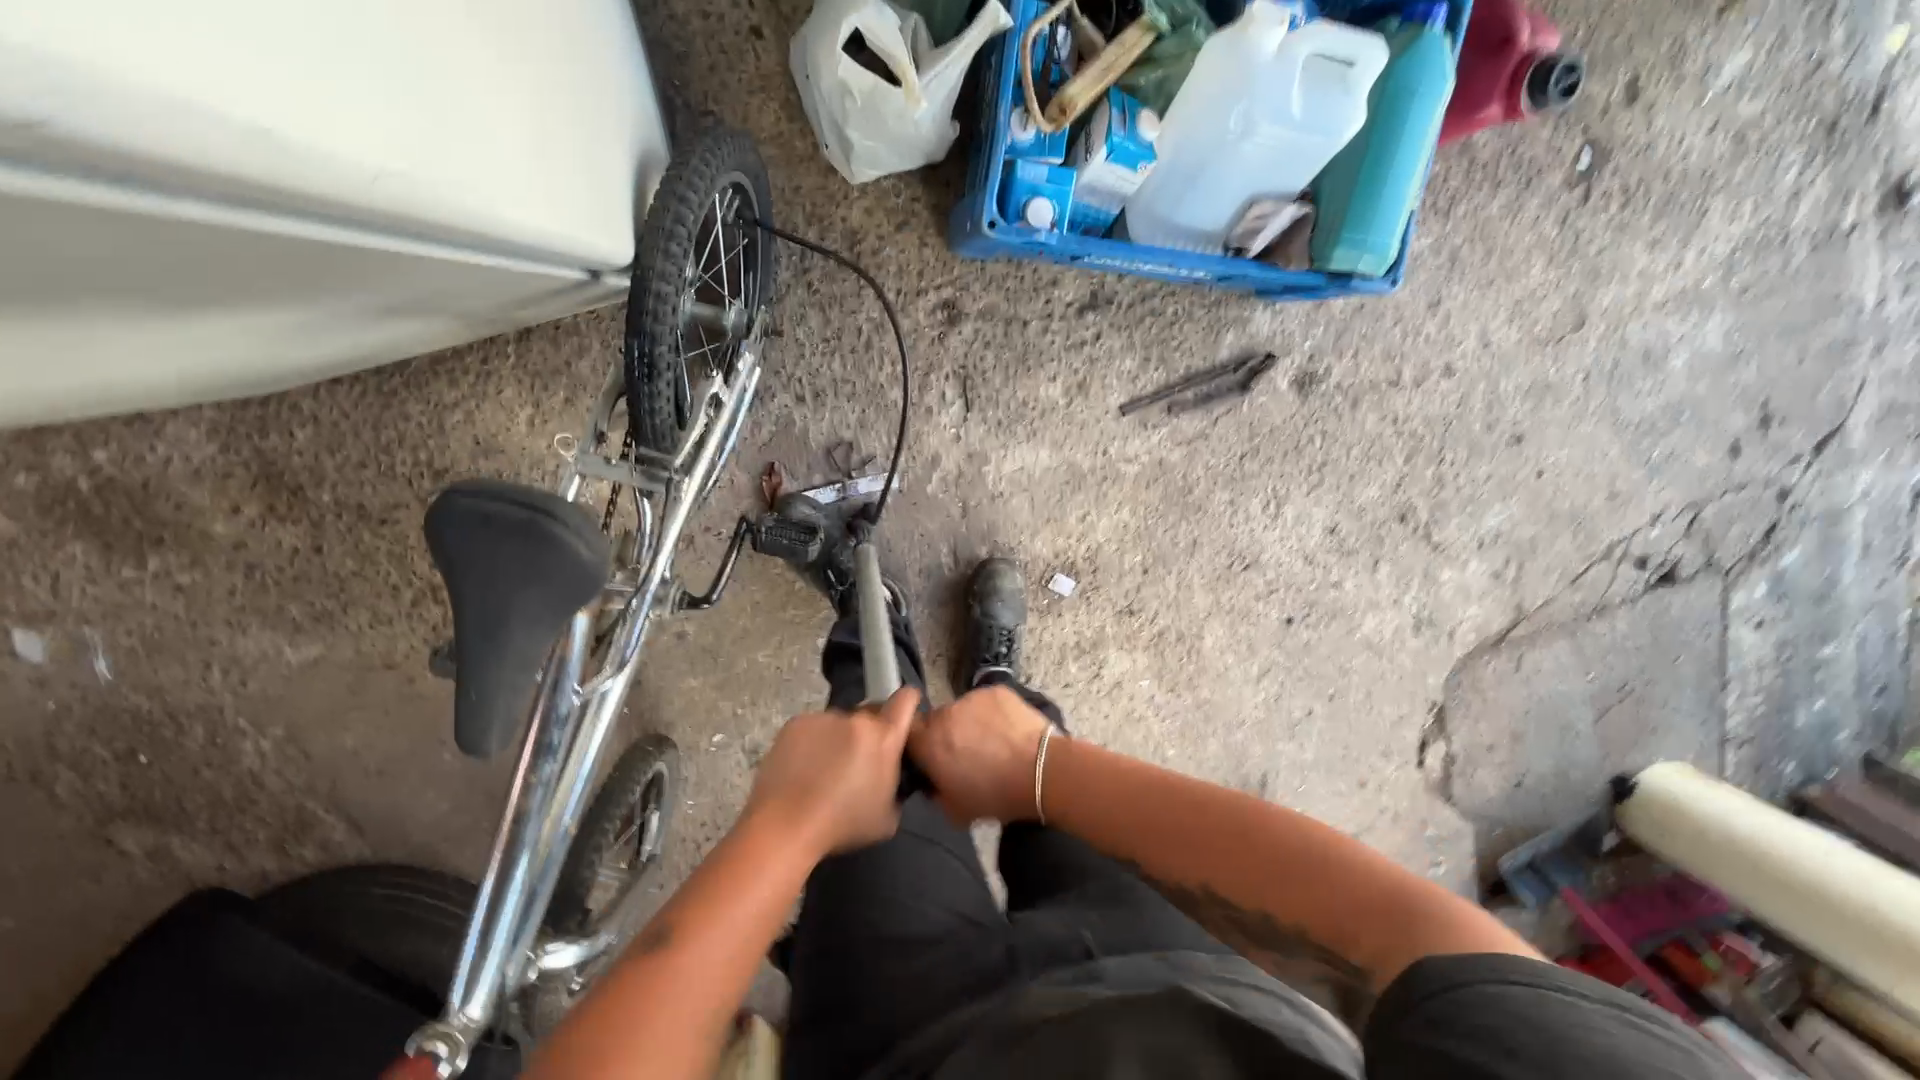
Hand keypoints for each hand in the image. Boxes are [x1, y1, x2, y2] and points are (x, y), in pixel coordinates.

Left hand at [745, 687, 919, 855]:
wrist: (786, 826)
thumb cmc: (842, 826)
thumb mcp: (889, 817)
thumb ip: (897, 785)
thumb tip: (890, 773)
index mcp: (884, 738)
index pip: (906, 700)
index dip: (907, 704)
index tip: (901, 717)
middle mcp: (857, 719)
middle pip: (870, 715)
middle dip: (869, 734)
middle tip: (856, 763)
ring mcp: (824, 718)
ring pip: (839, 723)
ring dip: (838, 739)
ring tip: (822, 771)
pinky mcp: (796, 722)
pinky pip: (813, 728)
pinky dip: (812, 742)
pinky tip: (802, 768)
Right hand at [910, 684, 1052, 824]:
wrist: (1042, 773)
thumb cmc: (997, 796)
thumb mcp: (955, 810)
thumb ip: (934, 793)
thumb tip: (932, 783)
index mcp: (928, 743)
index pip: (907, 733)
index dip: (918, 744)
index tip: (930, 756)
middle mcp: (944, 714)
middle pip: (936, 720)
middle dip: (946, 734)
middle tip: (966, 753)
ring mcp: (971, 698)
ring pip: (962, 710)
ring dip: (969, 723)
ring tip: (992, 741)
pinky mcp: (996, 690)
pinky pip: (986, 702)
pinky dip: (992, 713)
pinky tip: (1008, 730)